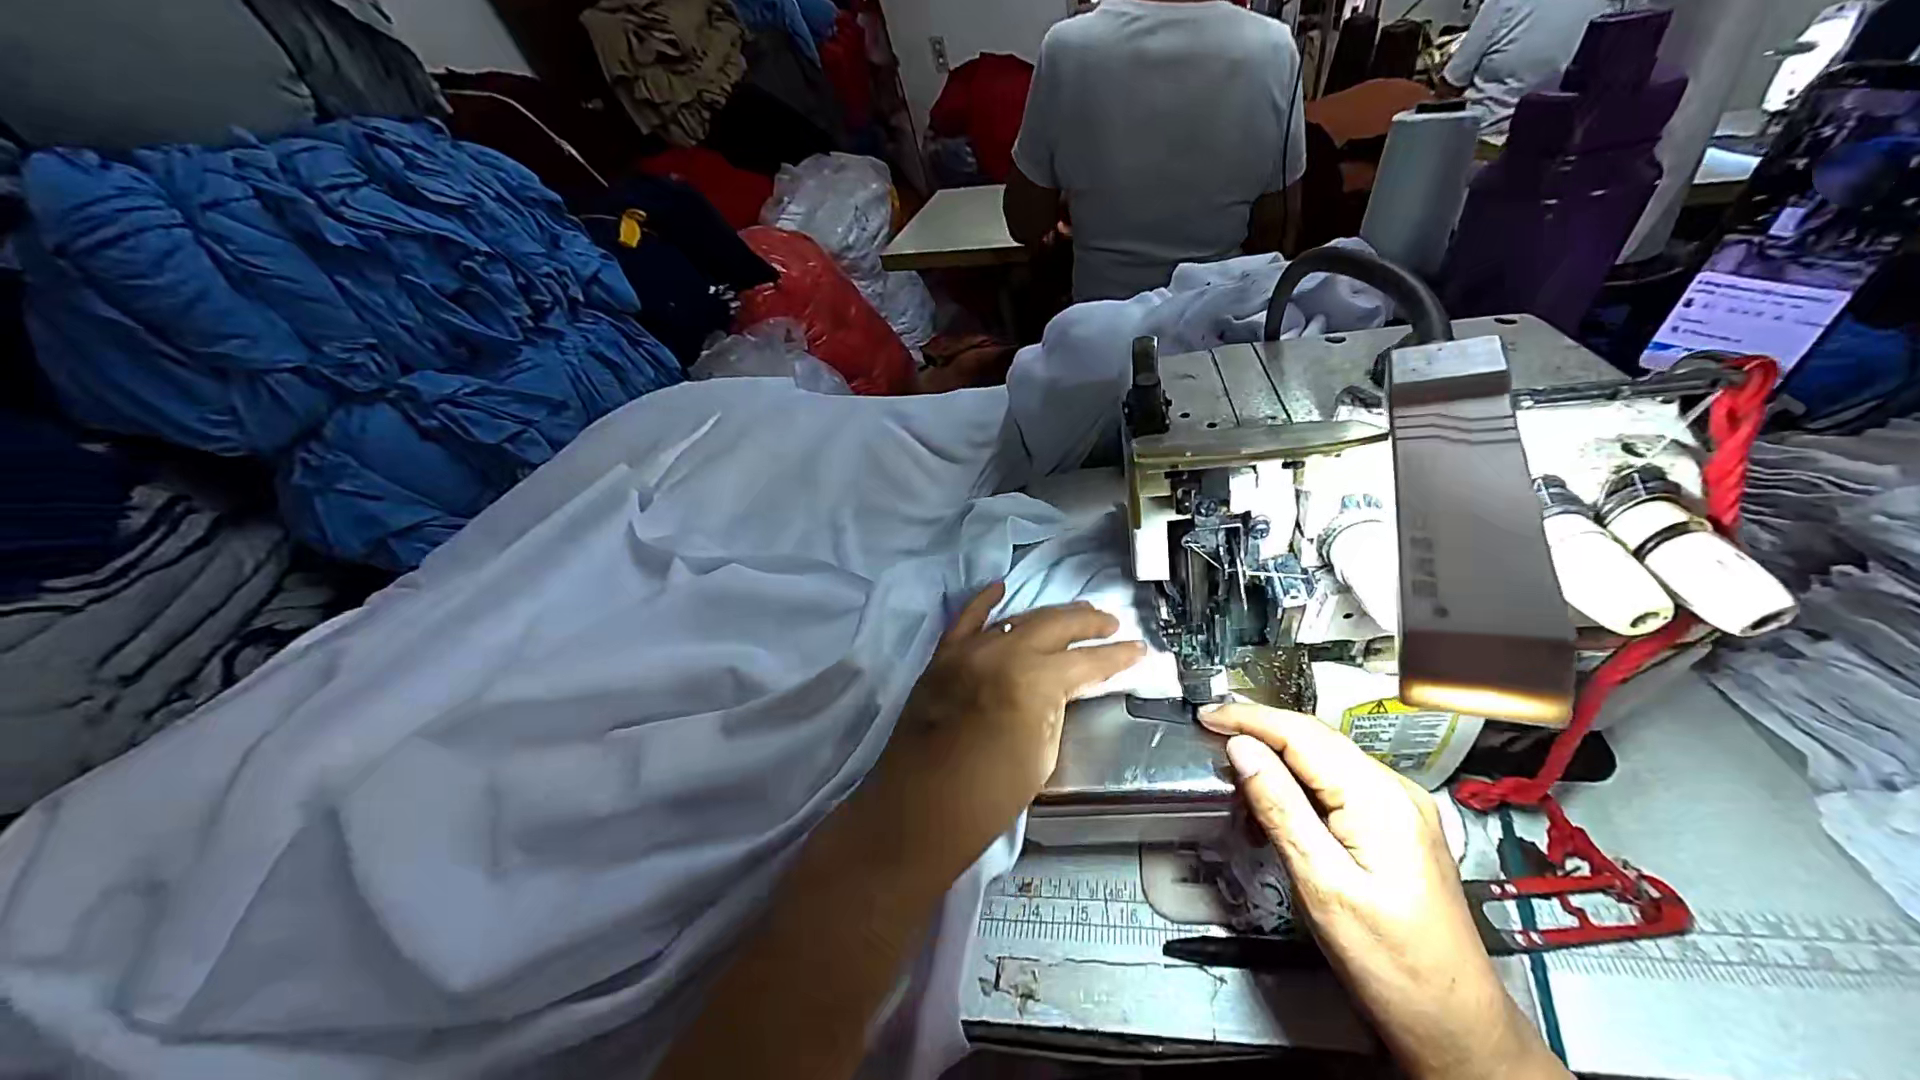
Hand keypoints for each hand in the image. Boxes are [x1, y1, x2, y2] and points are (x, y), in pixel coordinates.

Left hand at [860, 583, 1143, 882]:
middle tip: (1111, 624)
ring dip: (1048, 615)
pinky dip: (985, 603)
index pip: (1087, 661)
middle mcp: (1002, 652)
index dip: (1117, 657)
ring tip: (1074, 613)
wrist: (920, 810)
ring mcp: (968, 650)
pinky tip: (1000, 588)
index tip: (1139, 650)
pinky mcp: (942, 657)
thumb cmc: (990, 796)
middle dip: (1088, 623)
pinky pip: (965, 619)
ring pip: (1016, 618)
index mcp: (1034, 680)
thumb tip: (1060, 688)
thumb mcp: (1042, 753)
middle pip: (1054, 625)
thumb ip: (1055, 708)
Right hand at [1199, 702, 1570, 1079]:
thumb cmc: (1391, 963)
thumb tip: (1241, 749)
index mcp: (1379, 799)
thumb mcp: (1322, 885)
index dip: (1249, 718)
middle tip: (1210, 725)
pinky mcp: (1397, 825)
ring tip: (1233, 754)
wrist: (1457, 1024)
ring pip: (1326, 754)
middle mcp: (1395, 790)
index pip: (1301, 734)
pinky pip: (1339, 779)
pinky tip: (1275, 789)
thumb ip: (1280, 808)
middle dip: (1260, 725)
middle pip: (1316, 736)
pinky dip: (1299, 774)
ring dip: (1277, 748)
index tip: (1205, 715)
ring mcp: (1401, 807)